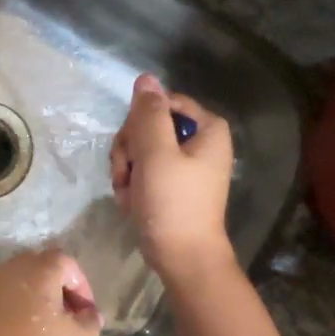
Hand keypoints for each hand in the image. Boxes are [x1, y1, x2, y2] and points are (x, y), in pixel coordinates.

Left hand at [0, 249, 101, 335]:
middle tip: (67, 320)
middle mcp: (12, 266)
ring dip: (36, 300)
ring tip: (44, 331)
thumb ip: (91, 323)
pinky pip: (3, 296)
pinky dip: (15, 309)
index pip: (68, 263)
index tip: (85, 315)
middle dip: (59, 291)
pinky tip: (18, 335)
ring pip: (21, 282)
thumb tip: (88, 314)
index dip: (82, 287)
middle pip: (42, 268)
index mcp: (40, 268)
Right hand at [110, 74, 236, 287]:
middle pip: (149, 127)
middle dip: (129, 151)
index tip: (133, 149)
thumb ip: (148, 114)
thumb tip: (145, 78)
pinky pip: (144, 173)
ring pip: (141, 151)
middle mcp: (201, 143)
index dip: (139, 124)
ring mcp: (187, 167)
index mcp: (208, 129)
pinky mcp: (173, 187)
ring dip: (126, 171)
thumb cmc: (173, 203)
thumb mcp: (156, 154)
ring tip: (128, 194)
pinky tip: (132, 203)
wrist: (182, 257)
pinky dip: (133, 187)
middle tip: (126, 175)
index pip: (162, 105)